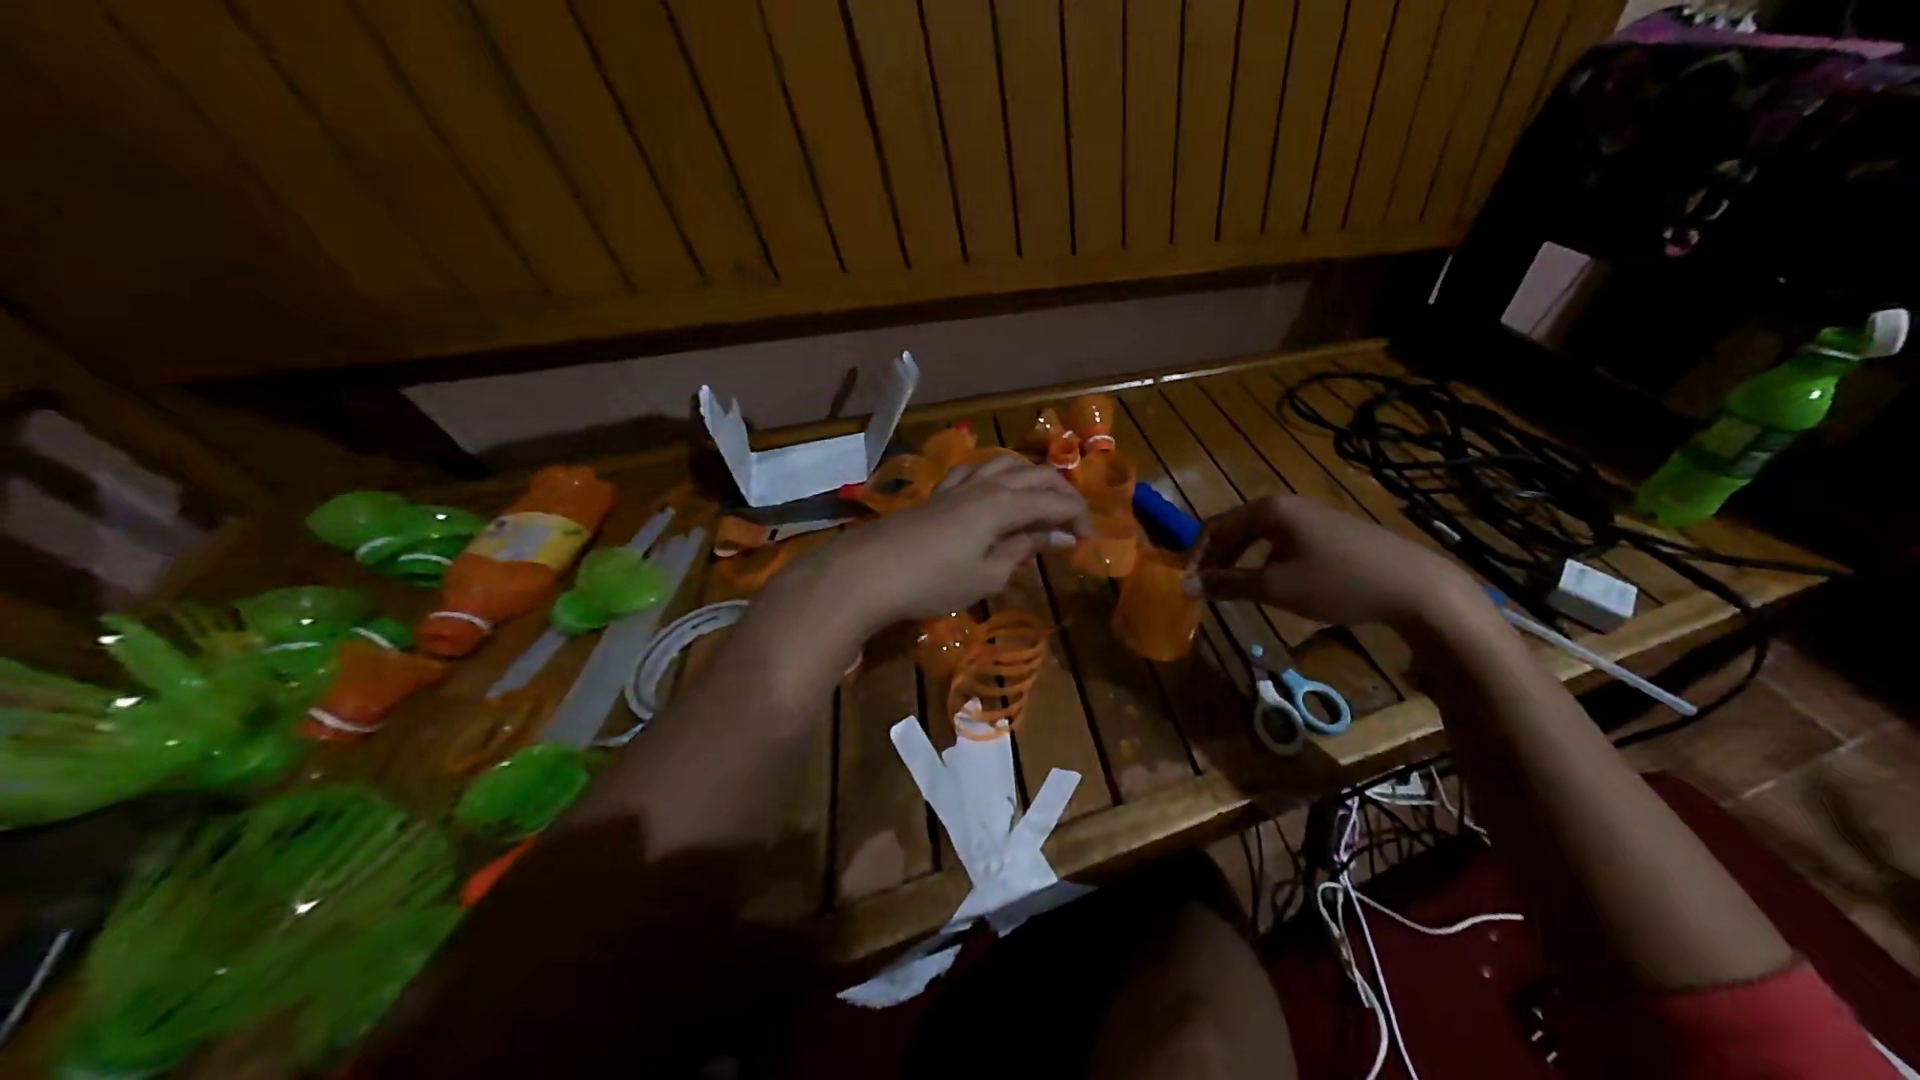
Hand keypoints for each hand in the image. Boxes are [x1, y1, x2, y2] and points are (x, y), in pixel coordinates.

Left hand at [780, 455, 1090, 632]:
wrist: (869, 572)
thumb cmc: (933, 581)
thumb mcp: (987, 575)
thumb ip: (1022, 549)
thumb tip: (1057, 535)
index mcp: (1003, 505)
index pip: (1054, 501)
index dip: (1077, 517)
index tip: (1088, 540)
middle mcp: (984, 485)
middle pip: (1035, 476)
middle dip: (1061, 494)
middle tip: (1073, 522)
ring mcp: (958, 485)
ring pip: (1006, 464)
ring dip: (1031, 478)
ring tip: (1041, 501)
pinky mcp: (938, 493)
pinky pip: (975, 470)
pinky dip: (997, 475)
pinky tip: (994, 488)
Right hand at [1185, 495, 1486, 631]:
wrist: (1415, 587)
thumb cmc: (1336, 582)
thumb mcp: (1274, 587)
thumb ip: (1226, 584)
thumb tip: (1185, 585)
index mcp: (1268, 510)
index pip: (1214, 527)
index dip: (1195, 556)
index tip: (1186, 585)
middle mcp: (1287, 504)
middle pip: (1235, 527)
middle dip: (1216, 557)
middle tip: (1205, 588)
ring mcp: (1312, 515)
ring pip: (1259, 535)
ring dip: (1239, 559)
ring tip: (1232, 588)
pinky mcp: (1331, 530)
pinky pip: (1283, 540)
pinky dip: (1264, 559)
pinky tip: (1271, 582)